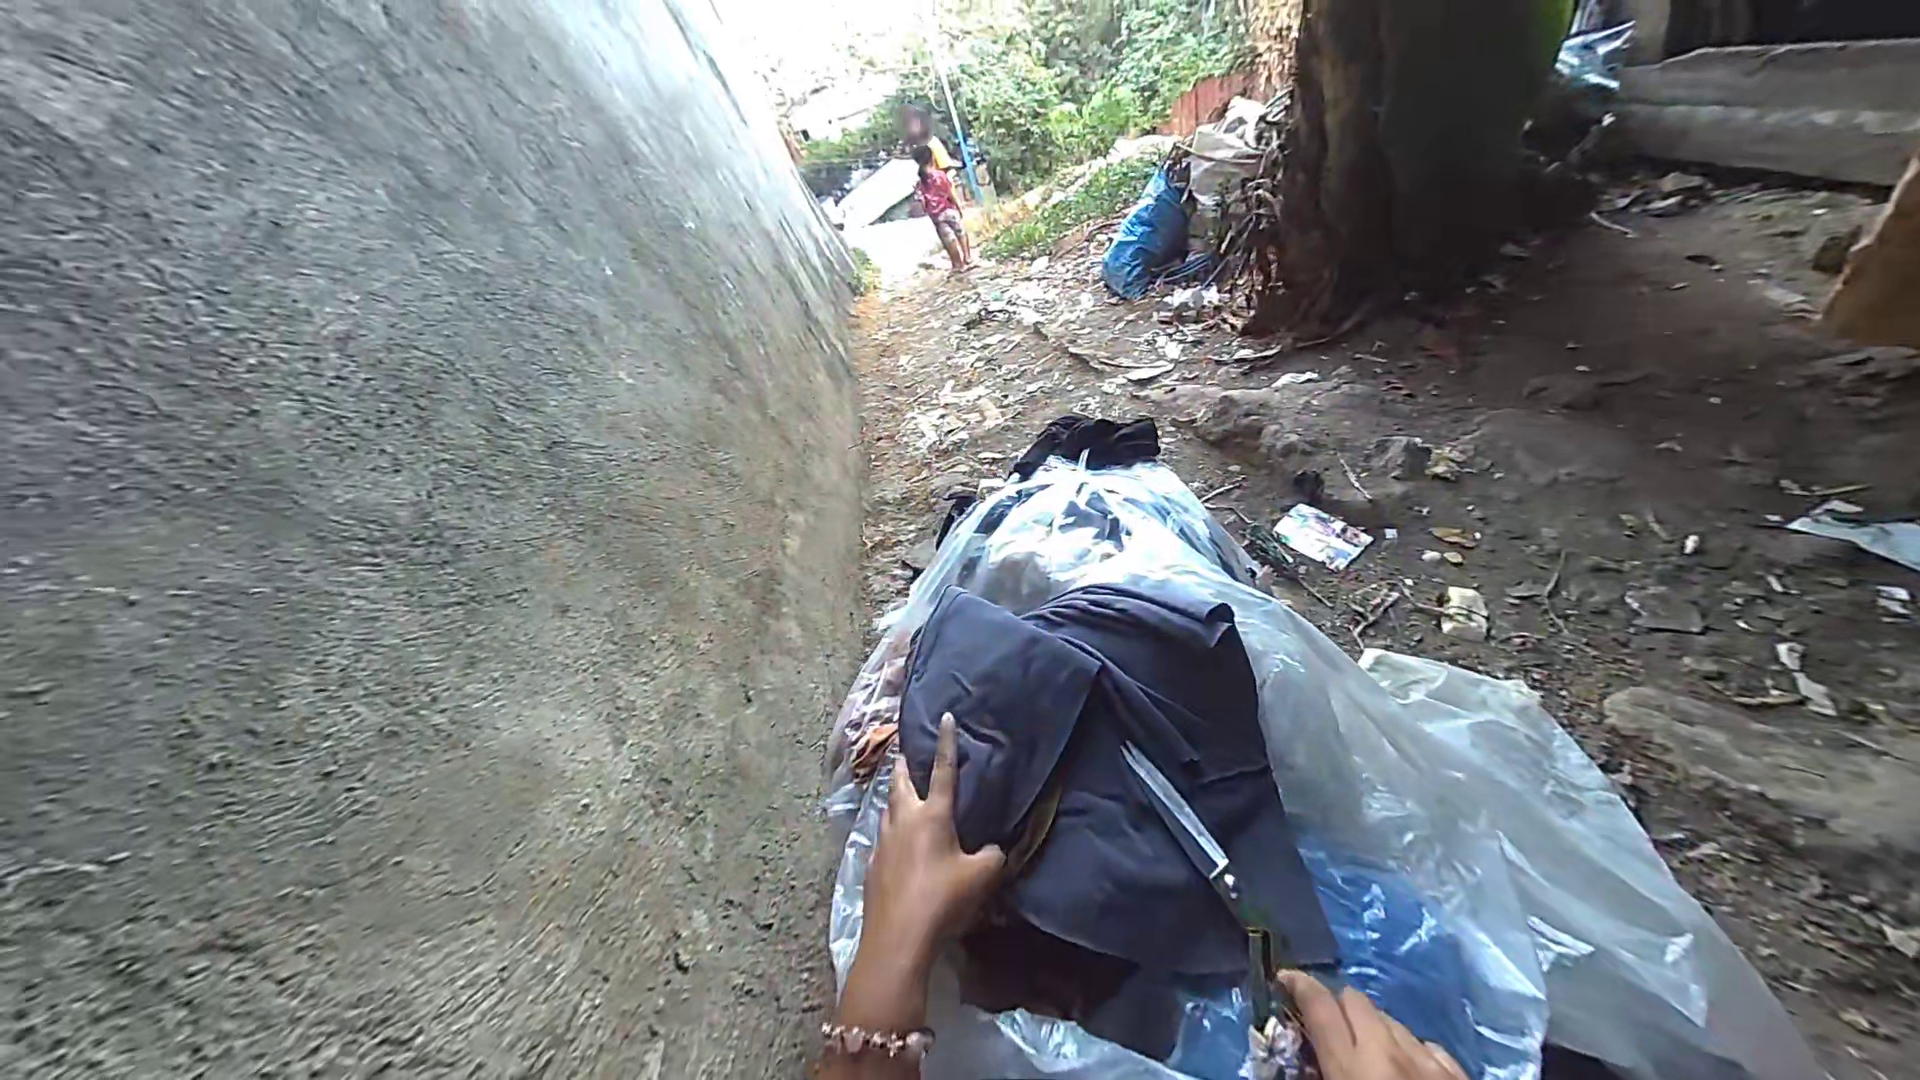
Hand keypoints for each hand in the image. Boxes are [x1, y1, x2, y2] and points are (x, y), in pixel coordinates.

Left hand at [861, 713, 1005, 961]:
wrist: (897, 937)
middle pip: (902, 781)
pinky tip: (894, 842)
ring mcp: (883, 840)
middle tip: (905, 753)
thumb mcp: (981, 877)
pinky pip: (882, 835)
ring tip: (901, 794)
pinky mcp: (871, 863)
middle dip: (905, 764)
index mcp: (932, 814)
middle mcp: (904, 818)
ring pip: (888, 807)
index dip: (946, 742)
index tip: (945, 717)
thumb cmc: (942, 898)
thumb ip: (992, 856)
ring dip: (895, 796)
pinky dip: (890, 829)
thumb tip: (993, 849)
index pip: (943, 770)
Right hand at [1278, 971, 1469, 1079]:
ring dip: (1375, 1026)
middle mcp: (1387, 1053)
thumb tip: (1299, 1051)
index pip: (1317, 1002)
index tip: (1285, 980)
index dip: (1297, 983)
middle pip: (1353, 998)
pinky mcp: (1461, 1078)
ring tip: (1372, 1049)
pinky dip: (1413, 1050)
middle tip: (1331, 1026)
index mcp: (1350, 1067)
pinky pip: (1428, 1046)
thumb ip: (1315, 1070)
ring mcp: (1429, 1065)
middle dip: (1338, 1005)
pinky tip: (1411, 1069)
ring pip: (1390, 1018)